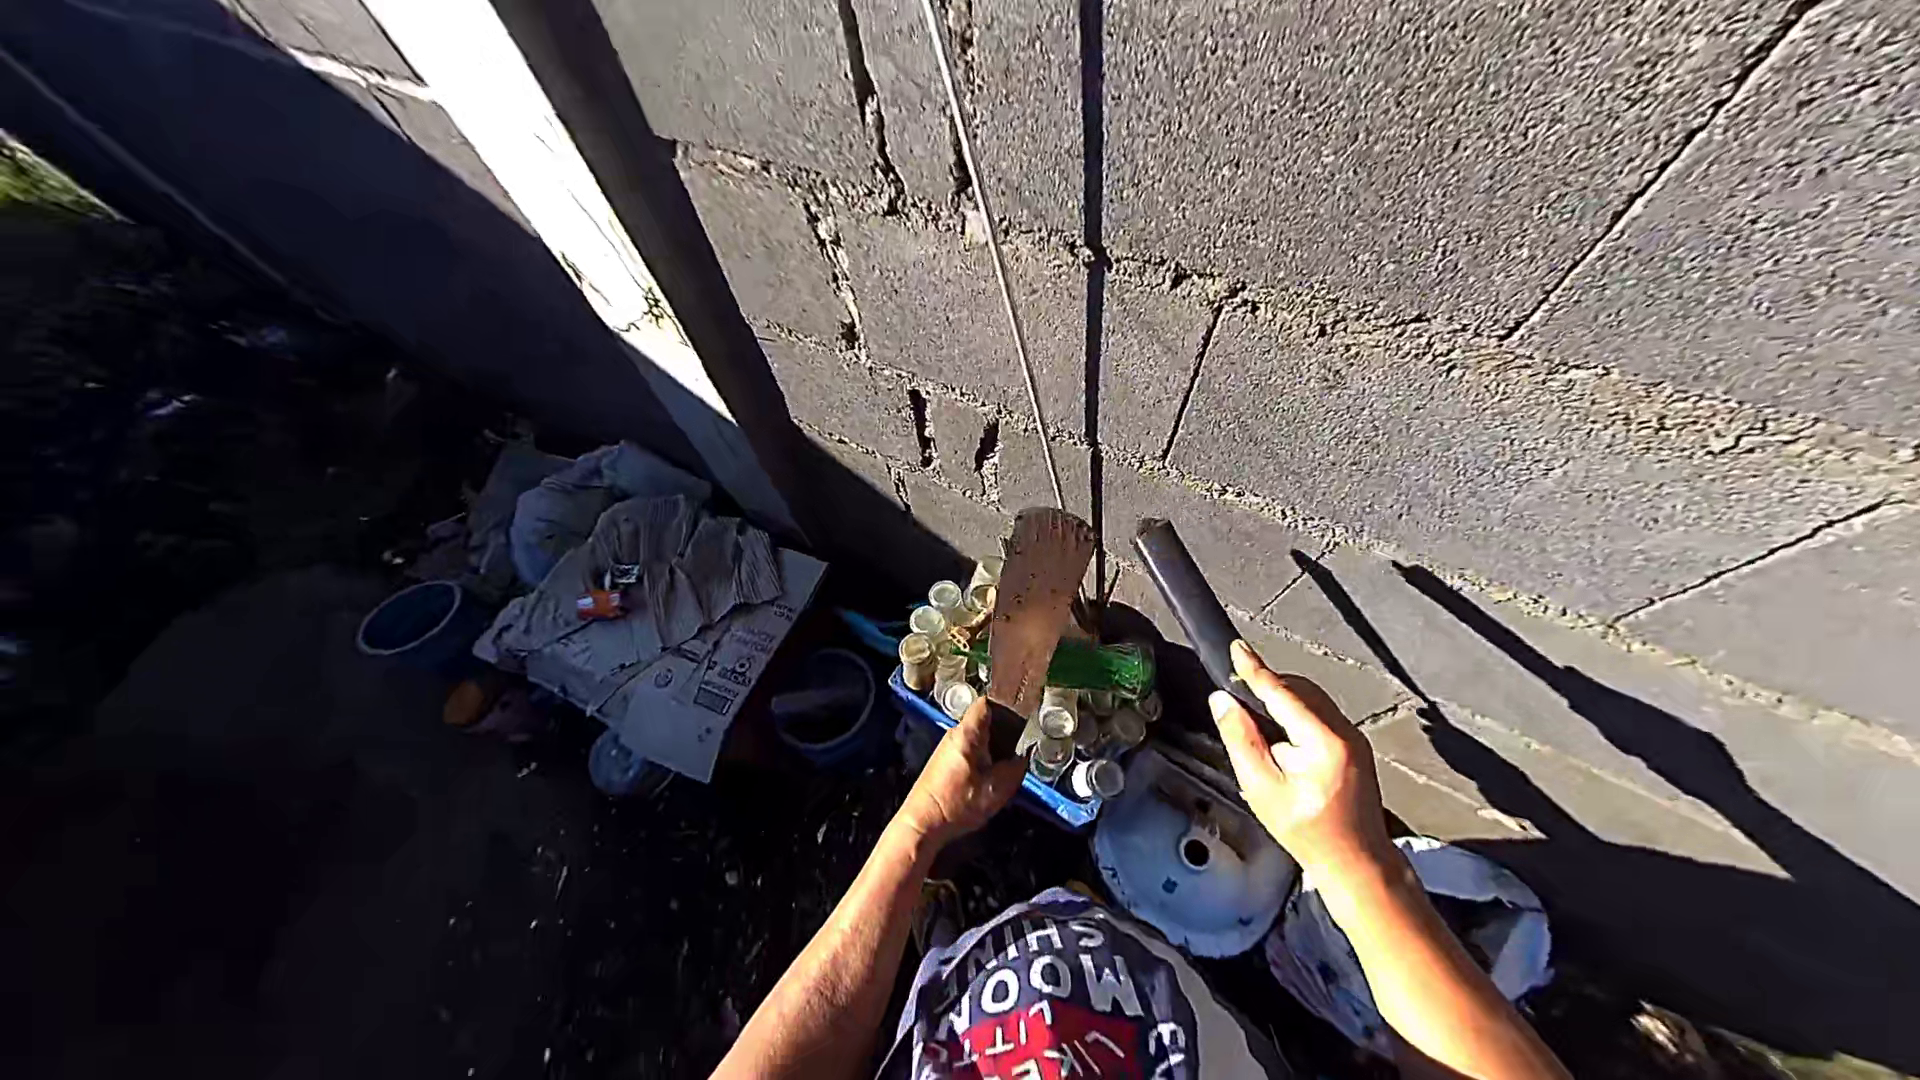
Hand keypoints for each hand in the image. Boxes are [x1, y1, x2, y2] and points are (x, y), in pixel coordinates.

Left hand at [896, 697, 1027, 848]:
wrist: (923, 824)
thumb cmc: (954, 805)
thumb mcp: (998, 789)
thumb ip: (1016, 768)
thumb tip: (1024, 757)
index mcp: (967, 733)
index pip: (987, 703)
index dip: (1005, 706)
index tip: (1018, 716)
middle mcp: (954, 734)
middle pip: (983, 721)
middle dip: (1001, 734)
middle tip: (1015, 749)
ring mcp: (946, 748)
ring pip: (975, 738)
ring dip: (990, 750)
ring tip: (1000, 767)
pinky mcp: (943, 762)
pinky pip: (967, 751)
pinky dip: (978, 761)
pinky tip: (984, 780)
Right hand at [1210, 639, 1395, 883]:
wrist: (1356, 863)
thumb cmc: (1307, 831)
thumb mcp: (1260, 787)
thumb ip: (1239, 738)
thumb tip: (1222, 701)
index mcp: (1323, 741)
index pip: (1281, 692)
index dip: (1254, 668)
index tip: (1237, 648)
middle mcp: (1344, 733)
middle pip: (1298, 690)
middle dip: (1267, 687)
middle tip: (1236, 696)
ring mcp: (1354, 740)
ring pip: (1310, 700)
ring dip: (1281, 701)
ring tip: (1255, 723)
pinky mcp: (1354, 748)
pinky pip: (1319, 715)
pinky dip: (1295, 714)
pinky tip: (1279, 737)